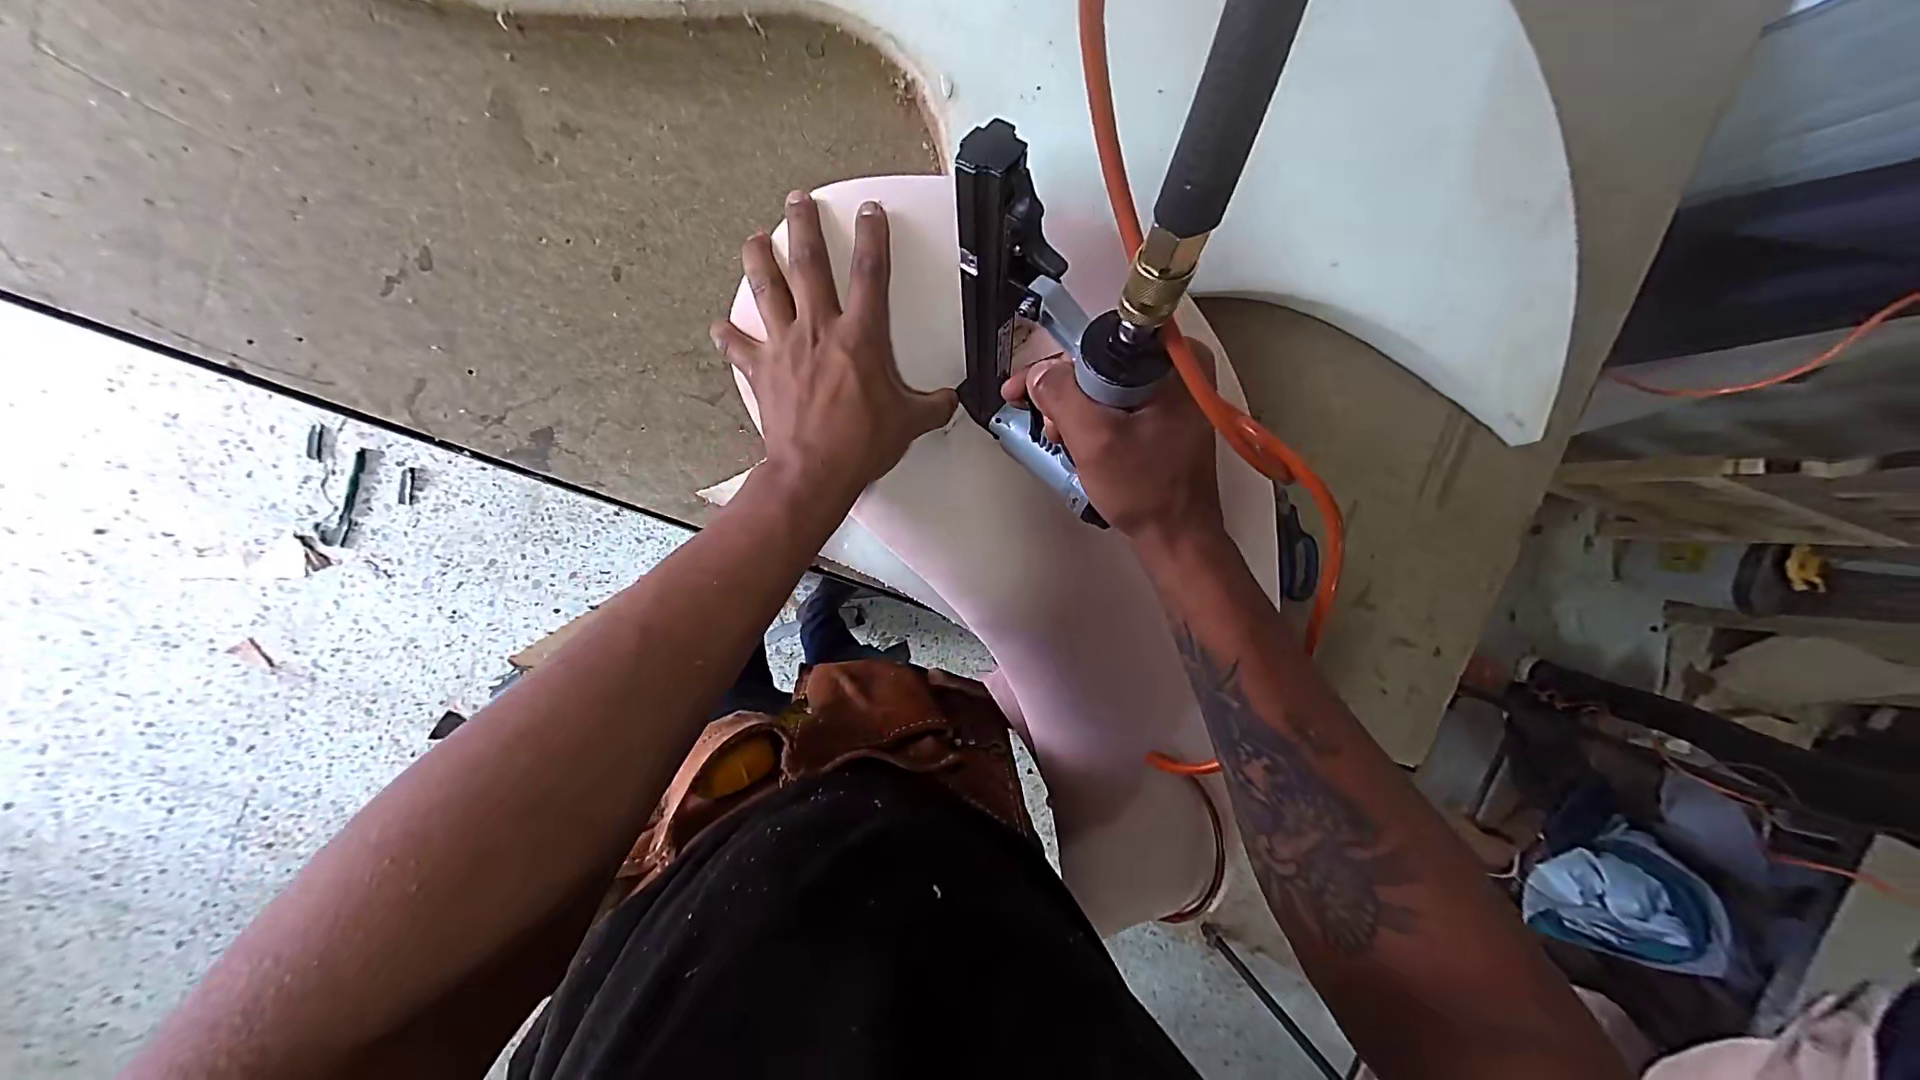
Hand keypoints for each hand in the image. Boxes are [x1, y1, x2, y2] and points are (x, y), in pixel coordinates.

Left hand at [712, 191, 956, 504]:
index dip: (873, 236)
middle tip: (798, 201)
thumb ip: (933, 406)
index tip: (870, 212)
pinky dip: (728, 336)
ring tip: (753, 239)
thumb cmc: (858, 445)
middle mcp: (818, 331)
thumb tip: (949, 402)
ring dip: (758, 258)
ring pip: (767, 288)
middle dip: (803, 225)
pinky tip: (721, 326)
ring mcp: (785, 348)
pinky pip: (738, 347)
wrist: (814, 471)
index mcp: (860, 337)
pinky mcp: (762, 371)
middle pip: (808, 262)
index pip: (870, 272)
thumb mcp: (910, 423)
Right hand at [1001, 347, 1224, 548]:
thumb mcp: (1095, 439)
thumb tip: (1039, 374)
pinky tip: (1087, 448)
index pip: (1100, 343)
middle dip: (1067, 397)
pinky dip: (1093, 425)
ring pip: (1102, 388)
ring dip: (1076, 415)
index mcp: (1177, 362)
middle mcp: (1180, 370)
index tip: (1031, 389)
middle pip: (1099, 365)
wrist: (1174, 535)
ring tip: (1071, 444)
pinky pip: (1114, 406)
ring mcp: (1172, 395)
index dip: (1059, 368)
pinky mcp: (1161, 415)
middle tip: (1054, 426)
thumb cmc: (1151, 493)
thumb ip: (1061, 396)